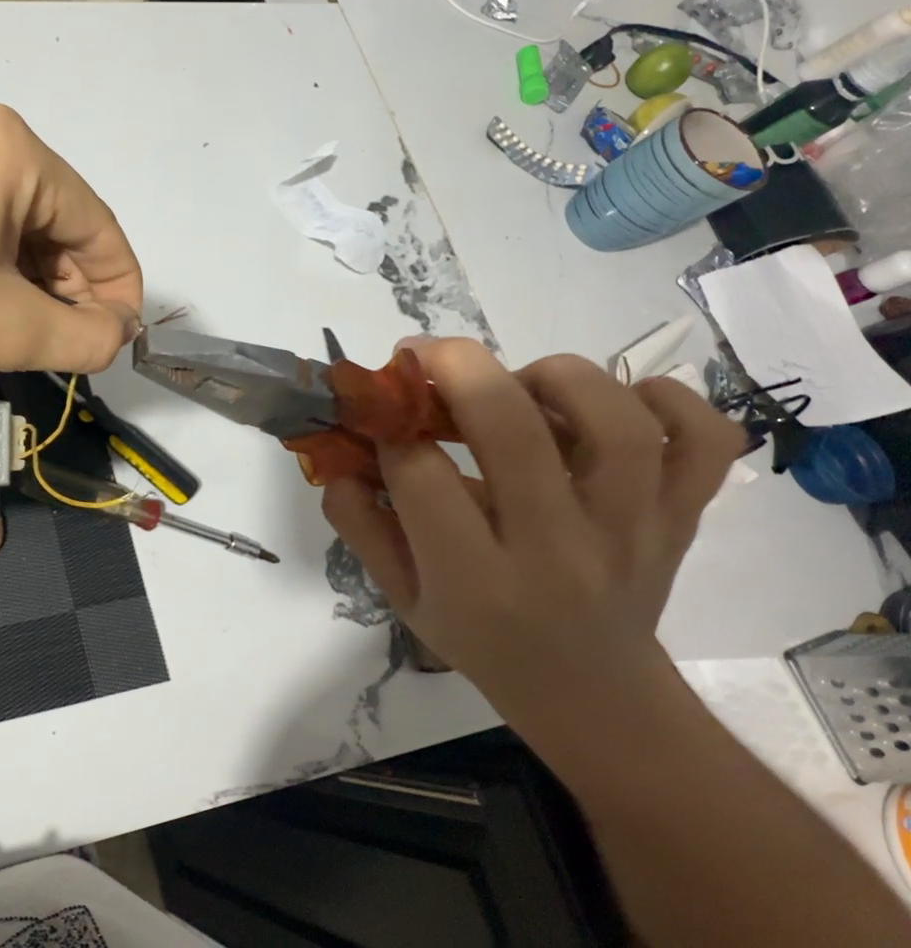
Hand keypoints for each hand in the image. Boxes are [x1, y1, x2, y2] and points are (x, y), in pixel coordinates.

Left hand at [0, 105, 143, 393]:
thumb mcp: (9, 332)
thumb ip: (86, 336)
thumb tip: (118, 334)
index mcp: (8, 147)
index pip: (95, 223)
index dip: (119, 289)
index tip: (122, 342)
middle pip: (53, 218)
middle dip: (70, 287)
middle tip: (73, 347)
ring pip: (11, 222)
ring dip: (32, 281)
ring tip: (31, 336)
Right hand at [321, 339, 743, 721]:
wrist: (589, 688)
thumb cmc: (477, 637)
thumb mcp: (399, 594)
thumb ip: (361, 522)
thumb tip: (341, 452)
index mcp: (475, 578)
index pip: (422, 478)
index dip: (390, 427)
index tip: (376, 411)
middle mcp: (557, 550)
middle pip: (515, 431)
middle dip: (457, 370)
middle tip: (424, 356)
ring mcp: (632, 530)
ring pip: (615, 421)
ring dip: (554, 377)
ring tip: (518, 383)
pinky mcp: (682, 516)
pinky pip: (702, 438)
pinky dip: (665, 399)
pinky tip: (614, 401)